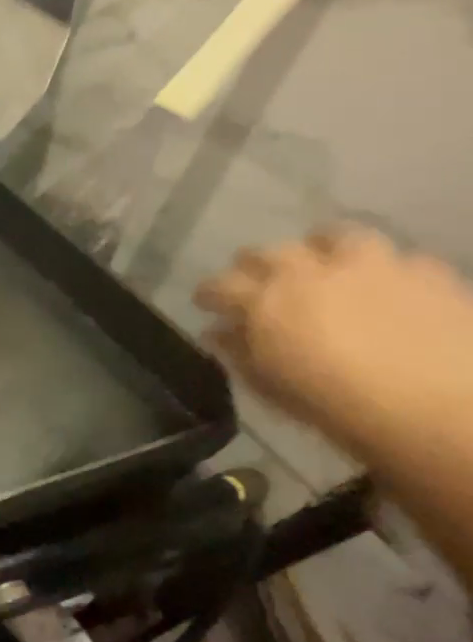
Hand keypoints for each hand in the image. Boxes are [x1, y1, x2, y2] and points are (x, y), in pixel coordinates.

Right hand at [195, 226, 472, 457]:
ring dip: (320, 245)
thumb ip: (240, 352)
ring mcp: (373, 267)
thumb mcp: (269, 385)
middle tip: (255, 278)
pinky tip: (386, 284)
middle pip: (271, 251)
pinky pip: (399, 257)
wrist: (436, 406)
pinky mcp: (427, 272)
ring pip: (336, 235)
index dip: (209, 292)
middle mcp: (311, 273)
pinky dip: (384, 267)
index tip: (206, 302)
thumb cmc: (334, 403)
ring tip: (321, 260)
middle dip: (255, 263)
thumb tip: (219, 331)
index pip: (220, 284)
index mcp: (265, 301)